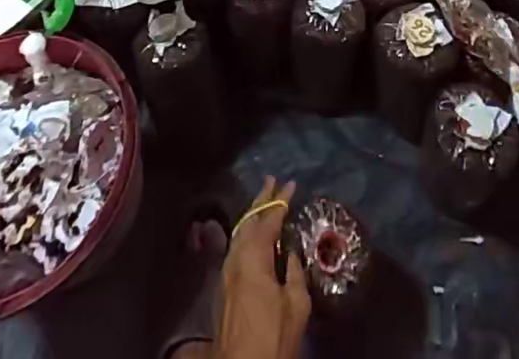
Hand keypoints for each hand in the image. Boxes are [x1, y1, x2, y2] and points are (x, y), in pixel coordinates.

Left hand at [216, 176, 309, 358]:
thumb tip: (291, 255)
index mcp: (253, 260)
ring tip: (263, 202)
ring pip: (238, 235)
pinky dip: (246, 234)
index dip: (280, 202)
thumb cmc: (273, 337)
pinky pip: (235, 249)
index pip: (268, 221)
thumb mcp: (296, 304)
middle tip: (272, 180)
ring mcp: (225, 276)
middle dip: (261, 200)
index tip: (291, 184)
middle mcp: (235, 261)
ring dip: (252, 216)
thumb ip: (294, 273)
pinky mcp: (223, 290)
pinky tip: (253, 235)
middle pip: (248, 223)